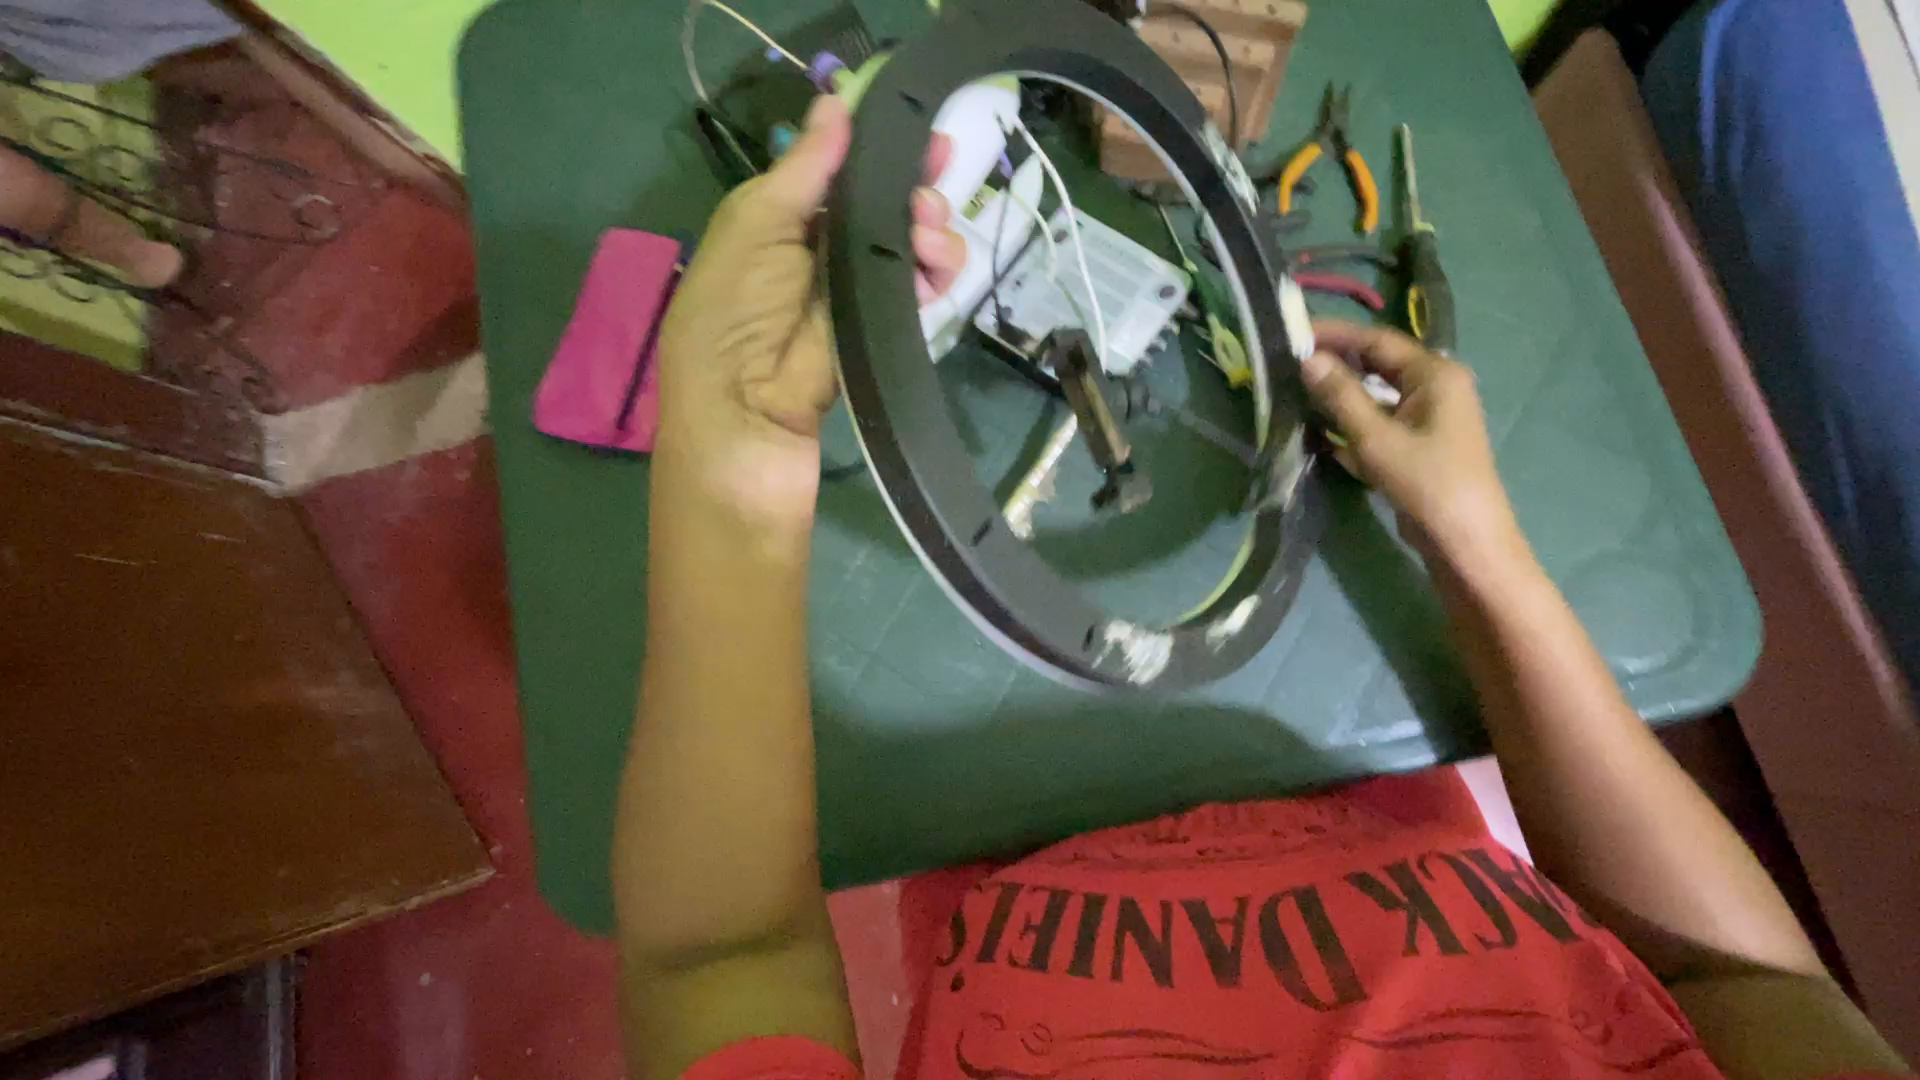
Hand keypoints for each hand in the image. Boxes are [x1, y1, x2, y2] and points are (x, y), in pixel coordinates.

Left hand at [654, 95, 965, 528]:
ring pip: (914, 241)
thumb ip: (804, 166)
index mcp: (788, 216)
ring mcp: (861, 287)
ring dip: (931, 227)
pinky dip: (938, 270)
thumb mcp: (757, 222)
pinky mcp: (888, 324)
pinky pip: (924, 287)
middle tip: (934, 179)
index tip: (922, 131)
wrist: (749, 406)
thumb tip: (836, 99)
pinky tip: (935, 266)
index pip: (845, 169)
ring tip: (926, 234)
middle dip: (916, 184)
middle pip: (888, 202)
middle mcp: (828, 246)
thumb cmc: (735, 306)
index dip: (883, 147)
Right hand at [1300, 320, 1530, 573]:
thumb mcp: (1375, 438)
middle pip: (1378, 364)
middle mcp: (1435, 386)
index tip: (1295, 333)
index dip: (1335, 335)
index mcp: (1435, 374)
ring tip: (1298, 390)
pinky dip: (1351, 419)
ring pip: (1376, 393)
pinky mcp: (1418, 441)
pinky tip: (1320, 427)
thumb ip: (1340, 396)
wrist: (1463, 538)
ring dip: (1340, 392)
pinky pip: (1379, 418)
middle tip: (1291, 362)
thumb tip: (1308, 360)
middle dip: (1335, 362)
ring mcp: (1428, 415)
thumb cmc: (1424, 482)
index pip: (1378, 341)